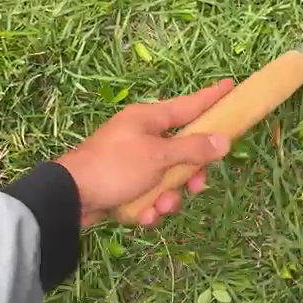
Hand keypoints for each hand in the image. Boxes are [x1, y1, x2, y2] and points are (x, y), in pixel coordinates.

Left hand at [57, 78, 235, 228]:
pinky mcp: (122, 186)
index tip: (231, 87)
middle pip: (181, 151)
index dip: (211, 98)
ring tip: (160, 207)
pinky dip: (148, 207)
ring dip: (167, 197)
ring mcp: (131, 162)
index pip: (189, 105)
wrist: (70, 197)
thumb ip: (192, 149)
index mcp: (148, 119)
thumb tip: (223, 140)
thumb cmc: (115, 167)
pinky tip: (142, 216)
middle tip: (197, 186)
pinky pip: (147, 196)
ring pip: (166, 179)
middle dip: (189, 174)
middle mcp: (141, 137)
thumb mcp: (158, 156)